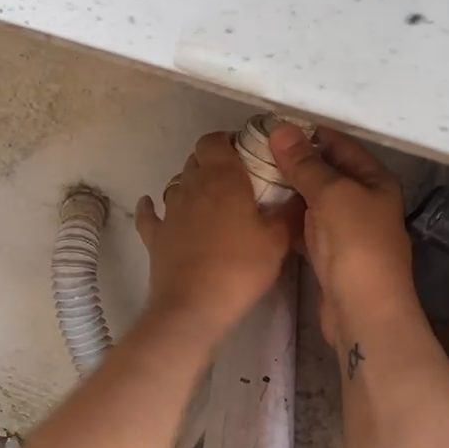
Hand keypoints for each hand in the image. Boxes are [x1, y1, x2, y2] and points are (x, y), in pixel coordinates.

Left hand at [136, 132, 301, 340]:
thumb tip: (300, 194)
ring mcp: (168, 213)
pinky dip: (150, 207)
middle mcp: (190, 188)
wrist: (194, 307)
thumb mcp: (278, 240)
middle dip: (212, 163)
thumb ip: (289, 211)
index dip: (227, 141)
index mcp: (221, 179)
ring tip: (207, 198)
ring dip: (188, 185)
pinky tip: (151, 205)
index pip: (214, 141)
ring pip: (175, 185)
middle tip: (234, 180)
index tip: (245, 153)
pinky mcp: (153, 237)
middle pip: (195, 161)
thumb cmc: (240, 268)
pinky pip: (148, 215)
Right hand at [269, 123, 415, 348]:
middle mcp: (361, 201)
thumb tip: (281, 129)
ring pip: (311, 201)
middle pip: (325, 173)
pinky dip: (285, 219)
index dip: (308, 134)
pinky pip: (303, 227)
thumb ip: (306, 164)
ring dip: (286, 191)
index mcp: (373, 181)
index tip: (269, 130)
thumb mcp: (332, 195)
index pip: (339, 145)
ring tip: (249, 180)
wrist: (362, 308)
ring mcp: (344, 230)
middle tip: (251, 155)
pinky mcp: (327, 254)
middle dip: (292, 163)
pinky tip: (260, 215)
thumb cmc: (356, 246)